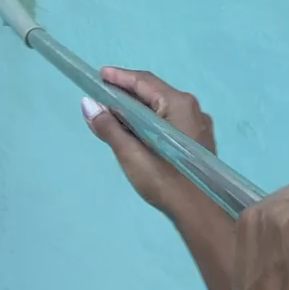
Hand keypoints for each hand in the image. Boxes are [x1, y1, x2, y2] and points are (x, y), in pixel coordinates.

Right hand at [83, 67, 219, 218]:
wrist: (201, 214)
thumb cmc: (166, 183)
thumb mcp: (132, 155)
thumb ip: (109, 128)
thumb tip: (87, 104)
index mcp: (179, 105)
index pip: (144, 82)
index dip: (119, 78)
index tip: (98, 75)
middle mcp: (192, 108)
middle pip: (154, 93)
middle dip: (126, 94)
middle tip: (101, 96)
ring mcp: (198, 124)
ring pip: (161, 108)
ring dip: (137, 109)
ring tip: (113, 114)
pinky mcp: (198, 139)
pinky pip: (170, 120)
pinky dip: (149, 121)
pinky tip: (136, 132)